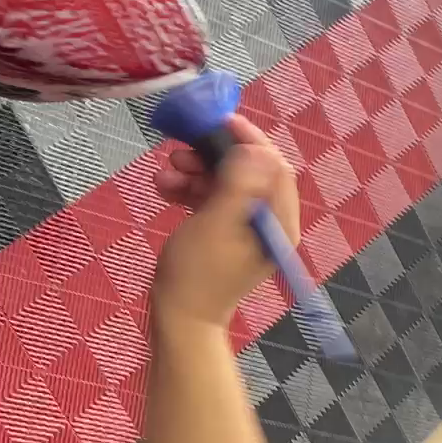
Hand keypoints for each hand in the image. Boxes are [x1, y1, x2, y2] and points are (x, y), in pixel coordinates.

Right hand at [152, 112, 298, 328]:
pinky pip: (209, 202)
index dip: (249, 140)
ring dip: (194, 173)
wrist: (178, 320)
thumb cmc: (196, 275)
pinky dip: (189, 191)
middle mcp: (266, 223)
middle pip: (247, 173)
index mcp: (277, 223)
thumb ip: (239, 185)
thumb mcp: (216, 225)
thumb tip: (256, 149)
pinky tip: (164, 187)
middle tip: (180, 151)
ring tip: (164, 173)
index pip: (274, 168)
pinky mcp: (221, 236)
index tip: (219, 121)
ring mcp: (243, 230)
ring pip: (224, 185)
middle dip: (213, 157)